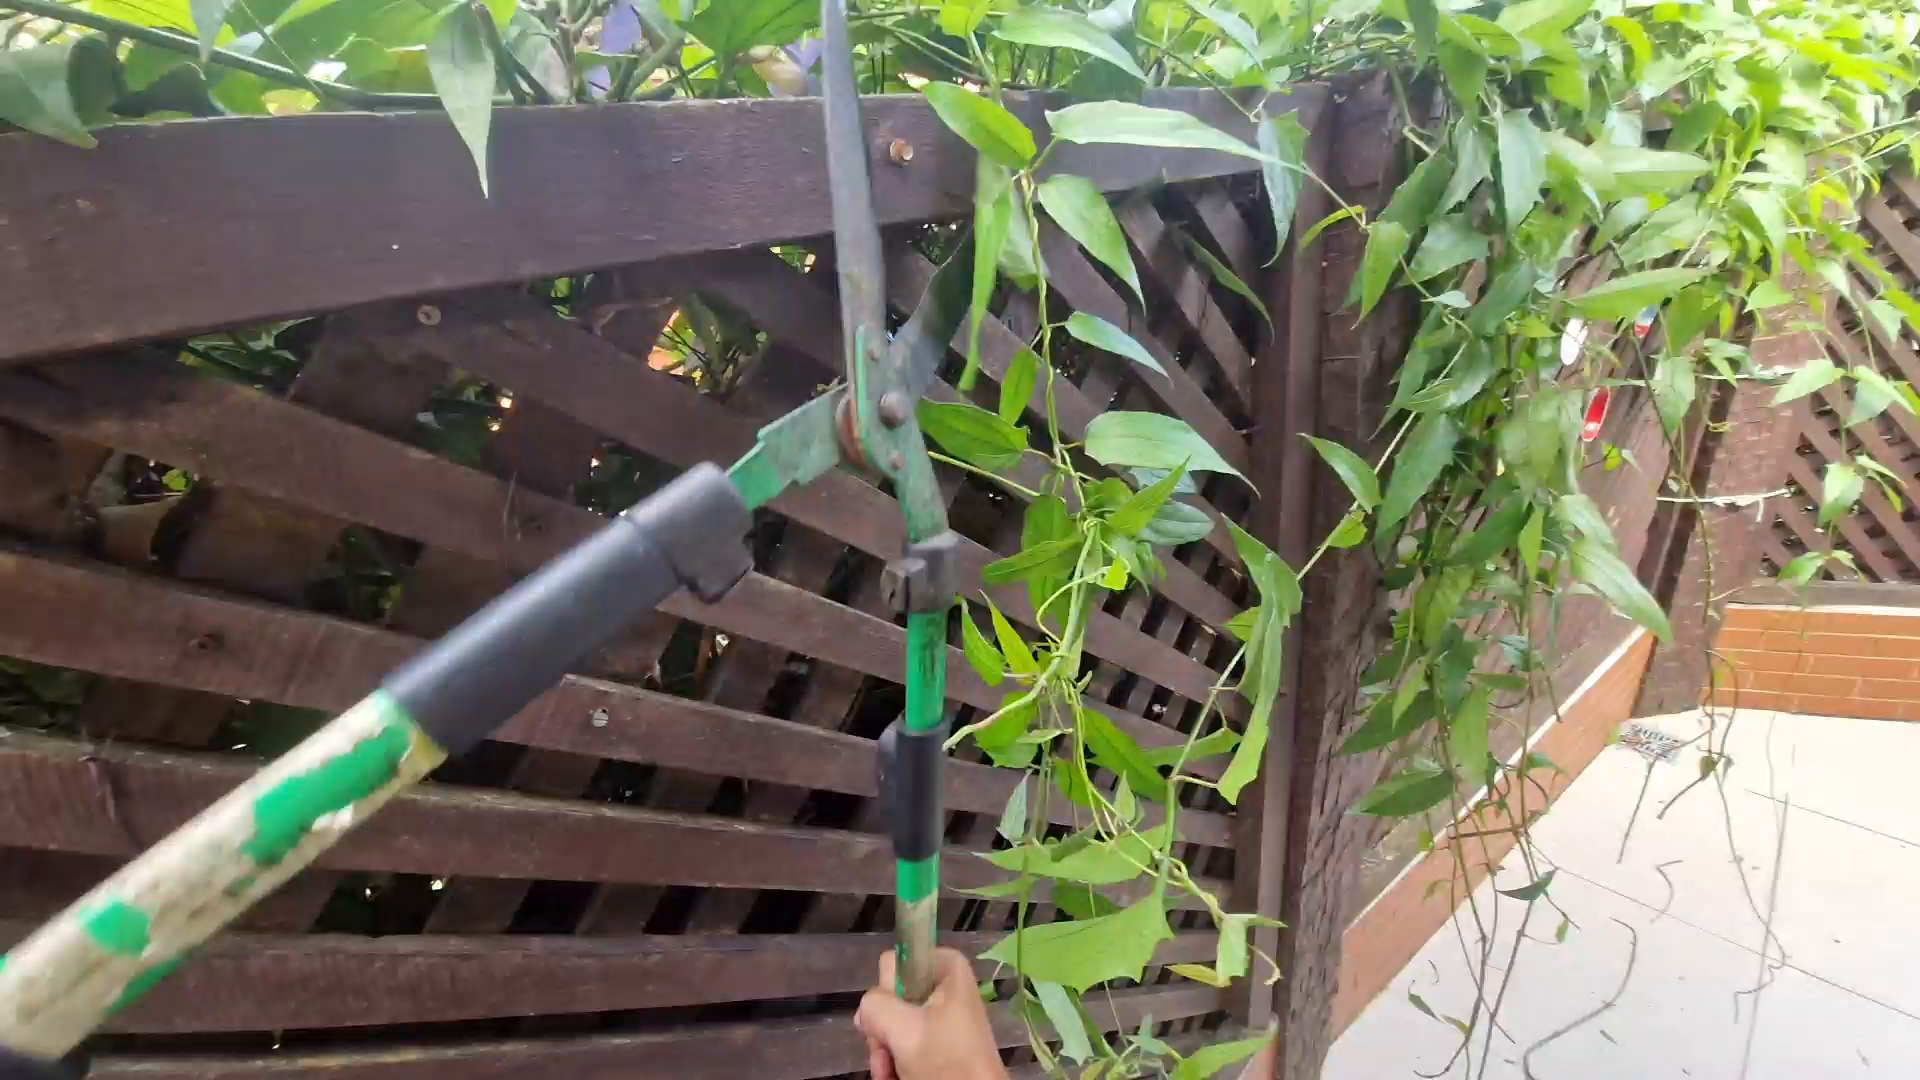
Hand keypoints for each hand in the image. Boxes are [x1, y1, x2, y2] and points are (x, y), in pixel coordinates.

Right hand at [855, 948, 1007, 1079]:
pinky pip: (905, 1041)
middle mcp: (943, 984)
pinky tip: (896, 1077)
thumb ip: (876, 1006)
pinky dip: (896, 1062)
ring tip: (890, 1074)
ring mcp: (941, 1013)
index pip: (894, 963)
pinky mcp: (938, 1040)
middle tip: (887, 1057)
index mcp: (945, 966)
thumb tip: (865, 1010)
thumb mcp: (905, 1030)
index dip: (887, 994)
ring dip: (885, 1052)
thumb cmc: (947, 1064)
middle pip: (891, 996)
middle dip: (884, 1032)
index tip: (892, 1023)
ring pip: (893, 1023)